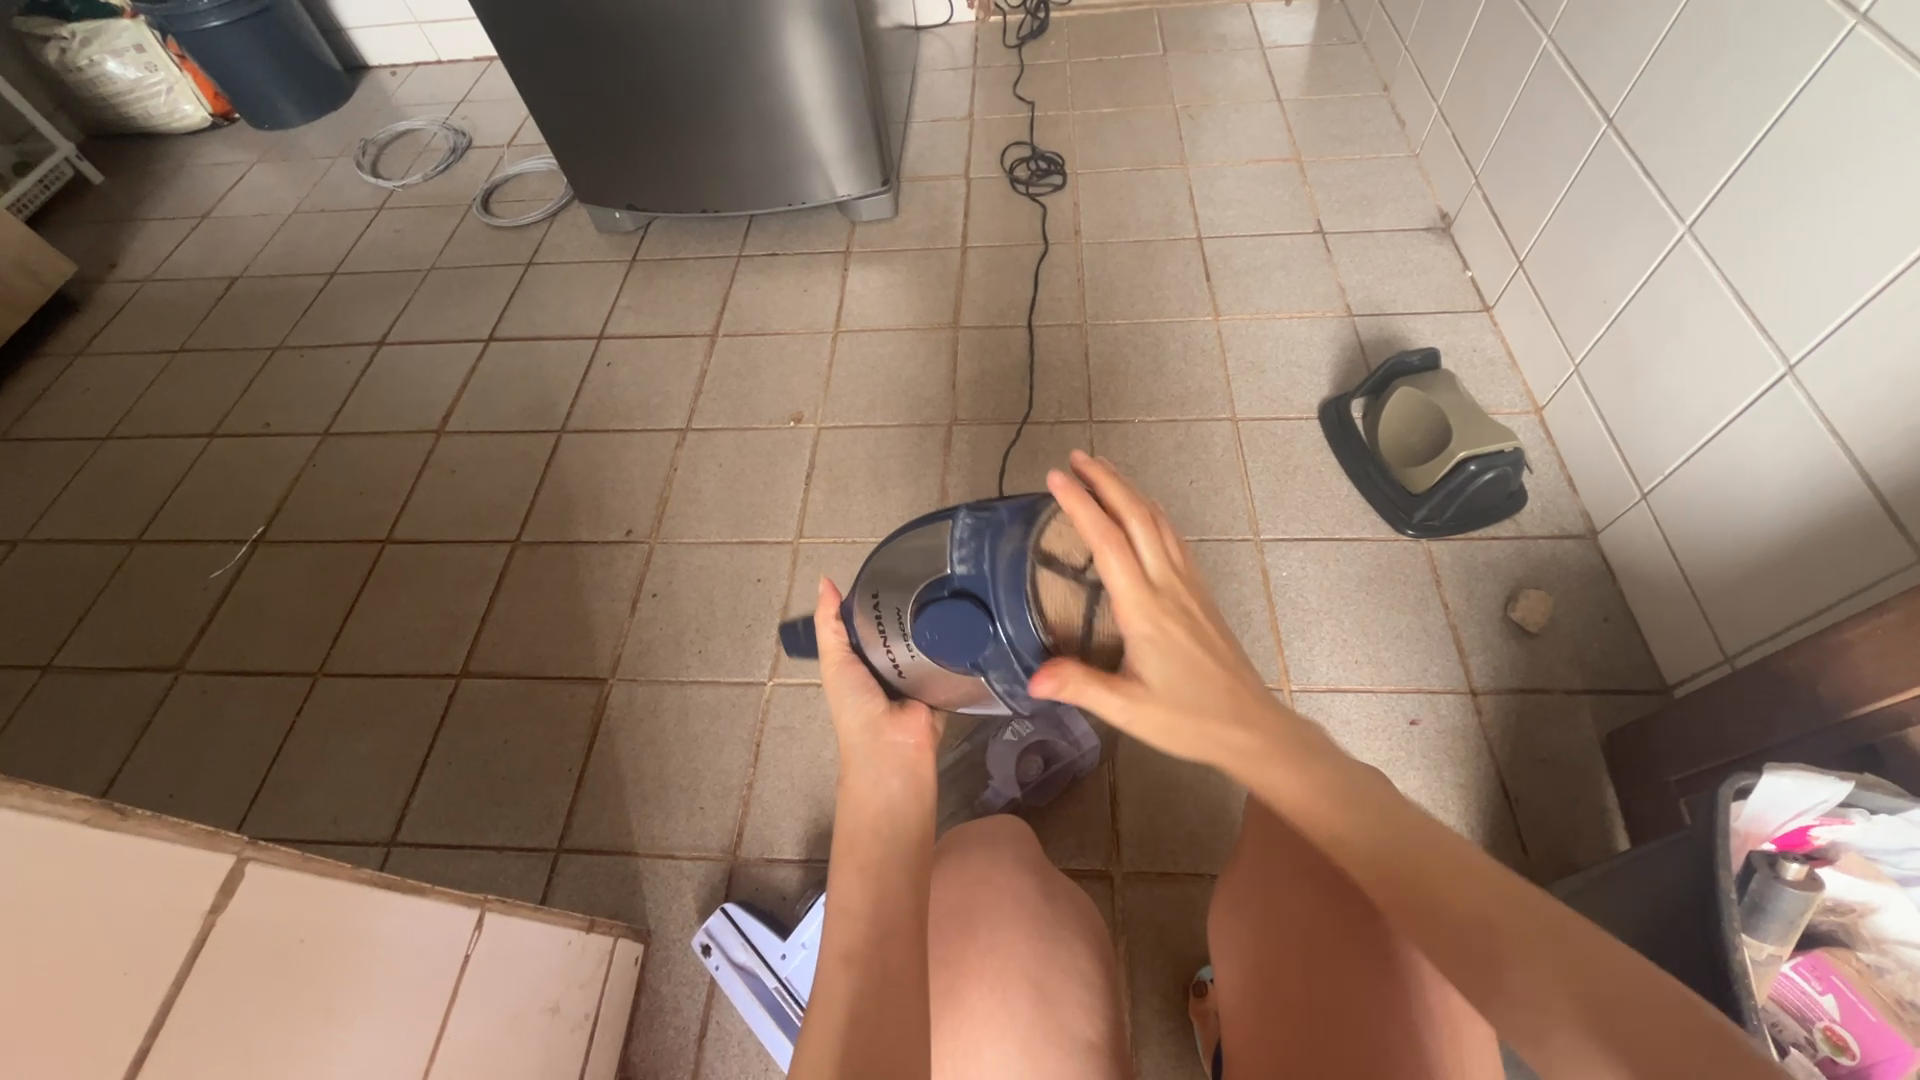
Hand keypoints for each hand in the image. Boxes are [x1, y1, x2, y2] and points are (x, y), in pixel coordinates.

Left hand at [813, 577, 943, 771]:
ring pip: (927, 639)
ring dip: (935, 621)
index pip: (872, 619)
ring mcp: (919, 673)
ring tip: (950, 589)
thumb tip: (824, 579)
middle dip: (912, 606)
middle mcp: (891, 664)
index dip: (879, 597)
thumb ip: (829, 623)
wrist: (892, 746)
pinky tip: (965, 617)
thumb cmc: (856, 704)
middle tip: (928, 576)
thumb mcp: (834, 660)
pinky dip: (954, 642)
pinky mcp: (943, 682)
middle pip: (902, 627)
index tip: (896, 567)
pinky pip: (949, 657)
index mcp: (863, 658)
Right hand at [1029, 451, 1319, 771]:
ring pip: (1158, 522)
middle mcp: (1168, 585)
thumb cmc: (1188, 718)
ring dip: (1129, 490)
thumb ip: (1080, 686)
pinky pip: (1173, 537)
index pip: (1108, 542)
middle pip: (1137, 517)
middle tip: (1076, 458)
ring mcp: (1188, 585)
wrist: (1250, 725)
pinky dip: (1150, 512)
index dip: (1081, 505)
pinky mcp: (1200, 593)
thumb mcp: (1128, 709)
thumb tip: (1030, 678)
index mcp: (1145, 608)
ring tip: (1103, 471)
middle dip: (1106, 481)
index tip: (1056, 478)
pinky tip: (1143, 512)